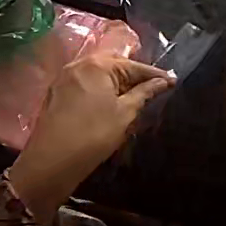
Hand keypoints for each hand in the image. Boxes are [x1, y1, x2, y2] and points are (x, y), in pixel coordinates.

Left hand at [9, 56, 174, 225]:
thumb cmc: (93, 134)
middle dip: (134, 77)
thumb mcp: (124, 113)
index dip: (155, 75)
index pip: (133, 65)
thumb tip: (164, 81)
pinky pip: (85, 86)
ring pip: (98, 77)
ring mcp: (64, 79)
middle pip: (114, 66)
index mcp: (96, 64)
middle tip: (155, 90)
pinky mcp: (57, 94)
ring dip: (117, 85)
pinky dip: (100, 92)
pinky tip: (111, 104)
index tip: (173, 82)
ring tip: (136, 98)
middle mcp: (78, 64)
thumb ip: (144, 93)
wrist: (52, 161)